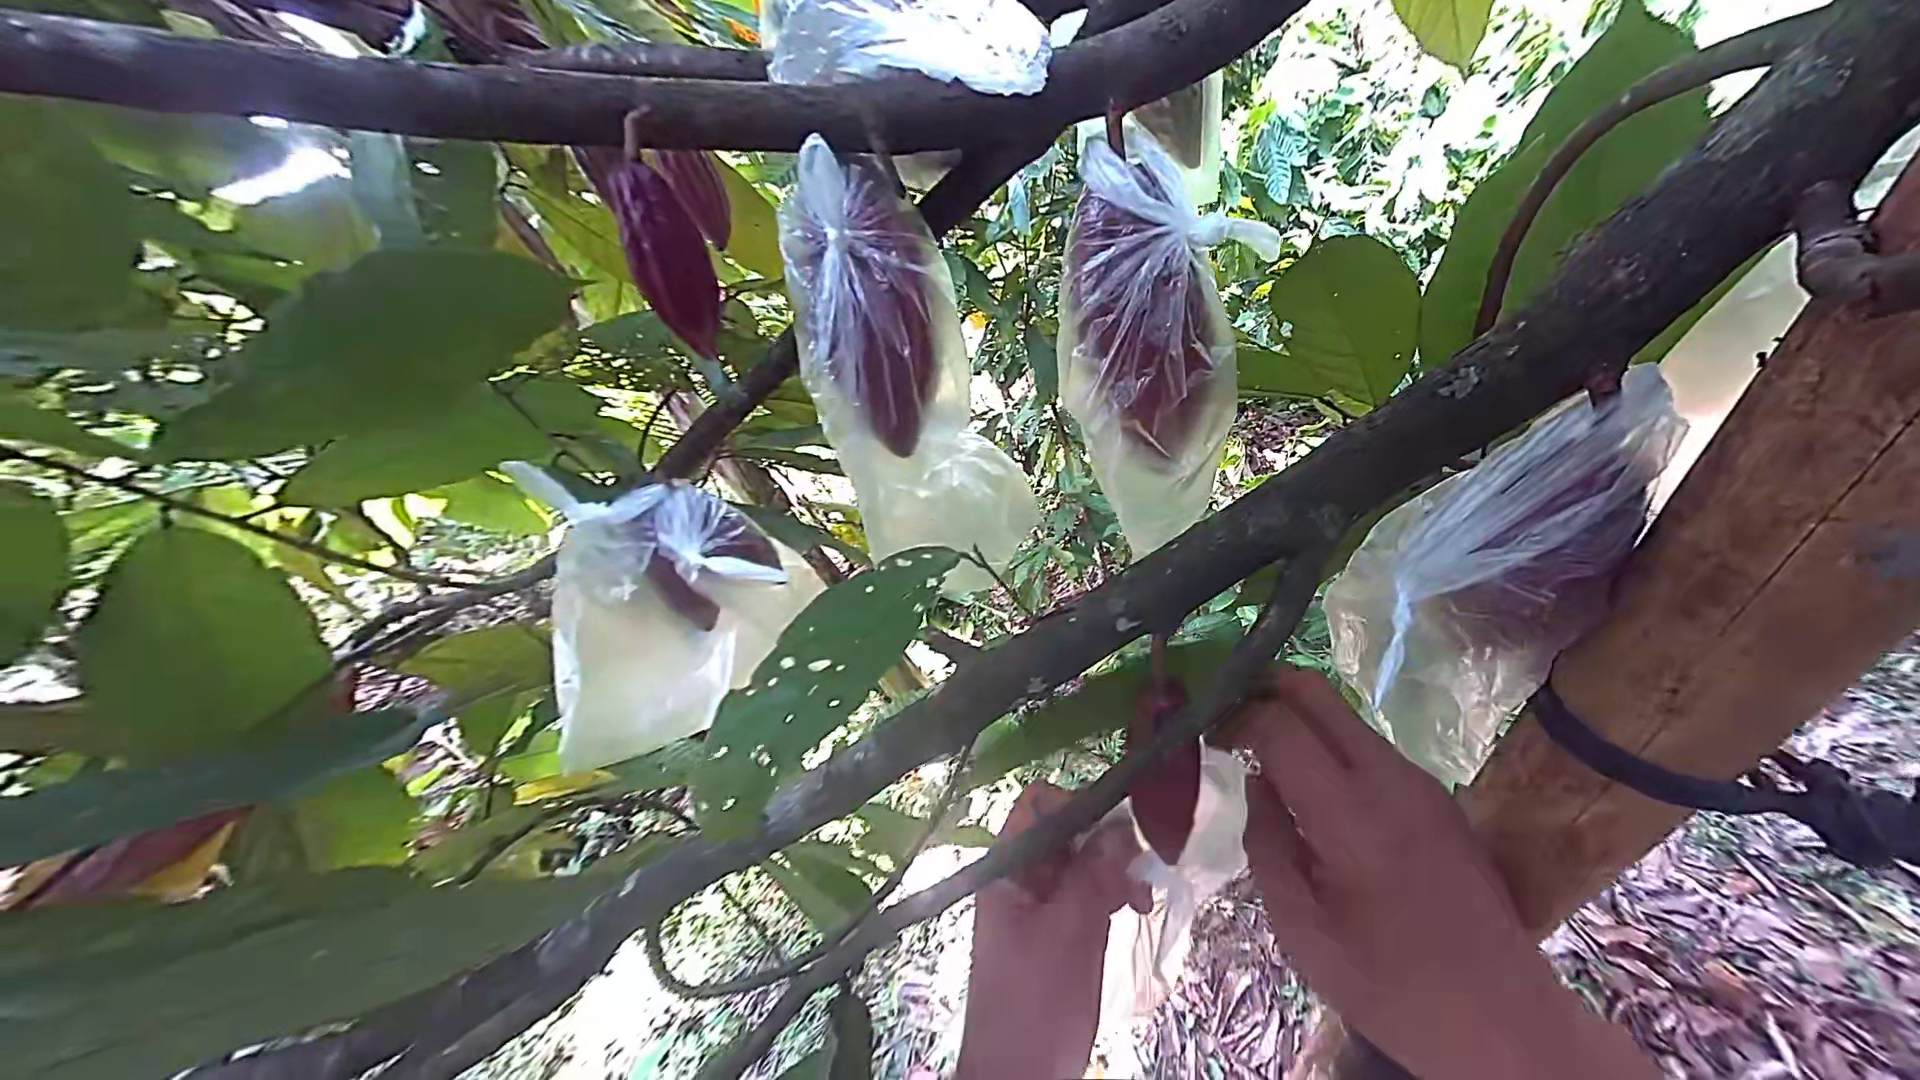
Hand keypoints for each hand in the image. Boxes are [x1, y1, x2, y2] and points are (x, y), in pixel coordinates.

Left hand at [955, 783, 1148, 1079]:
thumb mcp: (1069, 932)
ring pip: (1079, 863)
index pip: (1036, 807)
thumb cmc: (1035, 1002)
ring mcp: (1039, 903)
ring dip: (1112, 870)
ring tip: (1141, 896)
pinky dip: (1110, 895)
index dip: (1073, 805)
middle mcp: (1021, 876)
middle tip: (1140, 864)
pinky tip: (1135, 908)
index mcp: (1007, 867)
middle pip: (1063, 834)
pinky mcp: (1057, 929)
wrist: (1019, 1079)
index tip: (1114, 828)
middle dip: (1103, 842)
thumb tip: (1123, 826)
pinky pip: (1085, 894)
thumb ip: (1094, 875)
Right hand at [1236, 669, 1655, 1079]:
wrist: (1510, 1025)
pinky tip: (1311, 785)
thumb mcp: (1299, 927)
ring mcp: (1419, 781)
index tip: (1212, 739)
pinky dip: (1325, 743)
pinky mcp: (1435, 793)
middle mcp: (1389, 781)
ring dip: (1295, 717)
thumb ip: (1266, 842)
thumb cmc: (1390, 987)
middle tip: (1230, 716)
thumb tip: (1257, 781)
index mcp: (1351, 818)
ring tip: (1263, 751)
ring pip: (1340, 713)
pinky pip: (1365, 743)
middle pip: (1314, 692)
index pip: (1279, 726)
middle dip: (1263, 689)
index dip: (1236, 719)